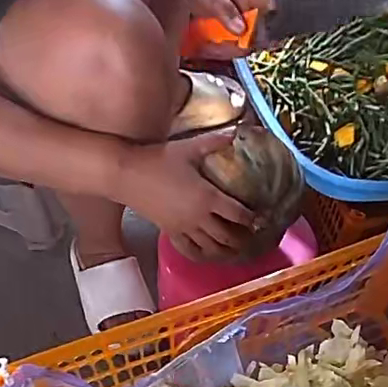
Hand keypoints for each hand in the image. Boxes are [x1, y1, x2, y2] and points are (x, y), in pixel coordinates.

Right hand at [111, 129, 254, 261]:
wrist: (127, 174)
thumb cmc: (158, 159)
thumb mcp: (189, 147)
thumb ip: (215, 141)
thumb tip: (236, 131)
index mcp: (208, 197)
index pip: (238, 214)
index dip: (252, 219)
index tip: (260, 220)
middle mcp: (199, 217)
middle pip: (228, 237)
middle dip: (242, 239)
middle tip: (251, 238)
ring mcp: (184, 228)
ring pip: (211, 248)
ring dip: (225, 251)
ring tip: (235, 250)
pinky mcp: (171, 232)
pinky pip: (190, 251)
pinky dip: (203, 255)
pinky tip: (209, 254)